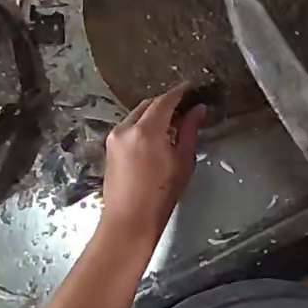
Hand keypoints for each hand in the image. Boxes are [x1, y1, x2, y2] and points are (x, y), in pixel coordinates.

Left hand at [99, 83, 207, 238]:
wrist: (129, 220)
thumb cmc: (161, 195)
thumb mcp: (183, 162)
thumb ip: (190, 131)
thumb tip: (198, 109)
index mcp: (146, 130)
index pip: (164, 101)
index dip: (179, 92)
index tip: (191, 88)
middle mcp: (126, 128)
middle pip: (149, 104)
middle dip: (167, 103)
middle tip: (186, 107)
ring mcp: (114, 136)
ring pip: (137, 114)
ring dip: (154, 113)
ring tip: (174, 123)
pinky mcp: (109, 146)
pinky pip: (129, 126)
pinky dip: (143, 124)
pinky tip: (157, 135)